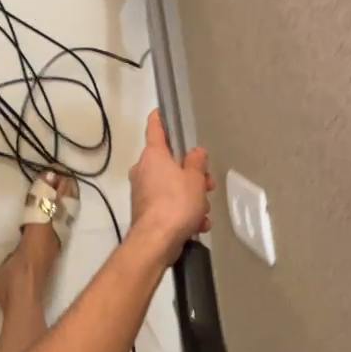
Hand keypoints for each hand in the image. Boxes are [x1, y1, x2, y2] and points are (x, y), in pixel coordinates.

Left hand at [129, 109, 213, 265]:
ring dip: (192, 197)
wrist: (156, 240)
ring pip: (173, 186)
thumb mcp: (194, 179)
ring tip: (203, 212)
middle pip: (171, 163)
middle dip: (192, 174)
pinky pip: (170, 205)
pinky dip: (184, 213)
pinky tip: (197, 225)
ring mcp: (143, 191)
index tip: (161, 110)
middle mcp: (143, 169)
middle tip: (207, 185)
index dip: (160, 118)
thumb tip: (195, 152)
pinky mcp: (146, 210)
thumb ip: (197, 162)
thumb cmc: (176, 203)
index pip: (155, 128)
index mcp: (153, 155)